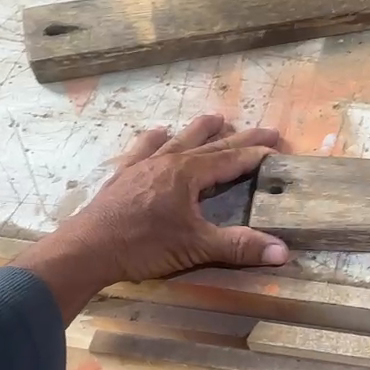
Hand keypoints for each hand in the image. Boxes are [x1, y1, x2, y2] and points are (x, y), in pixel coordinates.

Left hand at [13, 115, 287, 319]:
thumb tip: (283, 252)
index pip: (232, 160)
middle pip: (212, 145)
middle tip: (267, 131)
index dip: (258, 155)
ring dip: (200, 130)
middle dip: (242, 139)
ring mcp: (144, 165)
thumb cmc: (143, 245)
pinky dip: (153, 139)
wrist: (87, 249)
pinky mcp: (123, 176)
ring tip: (217, 118)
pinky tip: (157, 132)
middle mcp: (169, 162)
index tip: (280, 150)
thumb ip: (240, 246)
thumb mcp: (197, 246)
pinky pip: (142, 149)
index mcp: (189, 174)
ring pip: (179, 140)